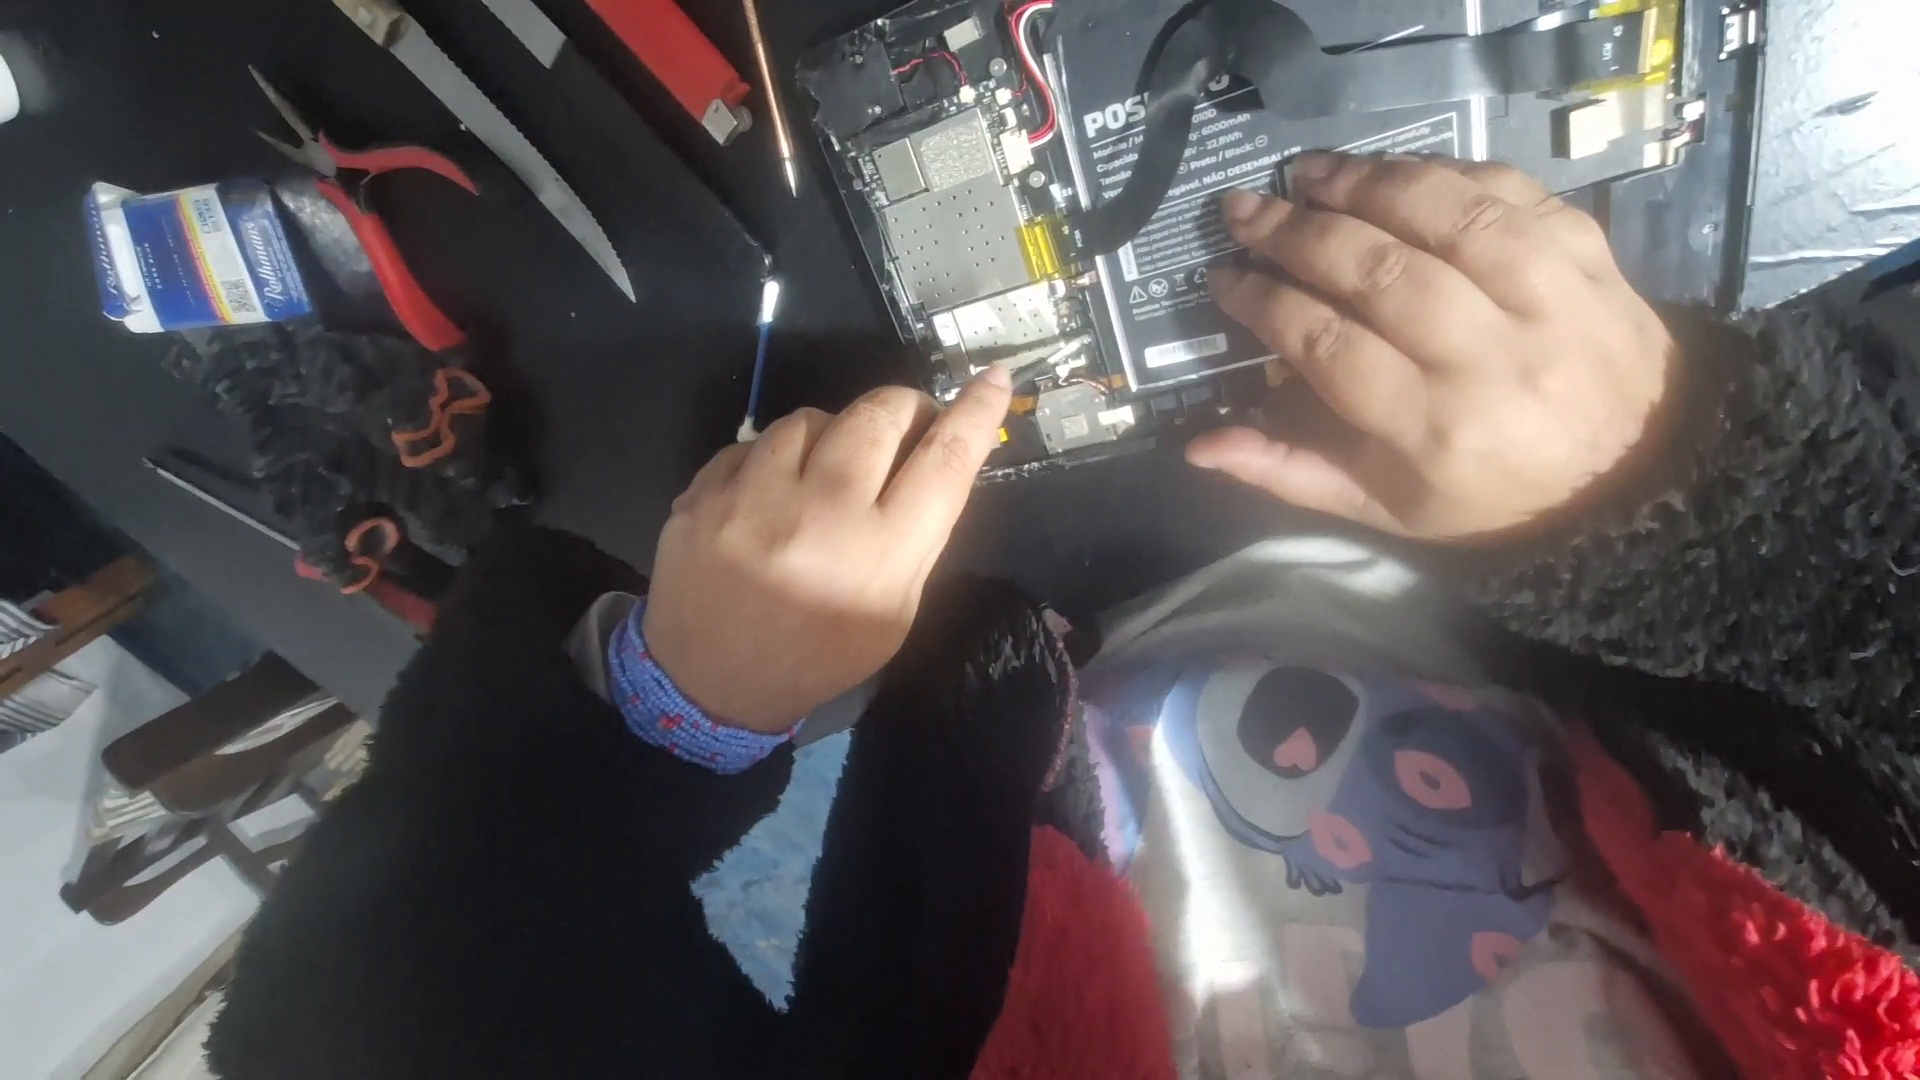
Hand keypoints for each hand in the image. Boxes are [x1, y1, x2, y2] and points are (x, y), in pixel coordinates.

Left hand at [643, 370, 1012, 732]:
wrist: (712, 684)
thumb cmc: (820, 655)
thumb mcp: (894, 613)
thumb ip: (919, 537)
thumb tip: (937, 458)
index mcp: (879, 556)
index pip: (944, 462)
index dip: (977, 413)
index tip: (994, 380)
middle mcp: (819, 516)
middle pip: (879, 415)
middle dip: (904, 407)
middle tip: (906, 424)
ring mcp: (752, 500)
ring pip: (811, 417)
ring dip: (834, 432)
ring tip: (828, 471)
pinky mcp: (703, 494)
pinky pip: (755, 442)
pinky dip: (776, 457)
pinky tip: (773, 493)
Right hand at [1188, 152, 1674, 539]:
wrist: (1635, 476)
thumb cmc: (1482, 497)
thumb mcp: (1374, 506)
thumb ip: (1284, 472)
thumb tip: (1197, 447)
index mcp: (1428, 429)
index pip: (1328, 345)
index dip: (1265, 303)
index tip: (1223, 278)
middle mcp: (1489, 358)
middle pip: (1377, 273)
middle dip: (1297, 234)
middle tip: (1243, 212)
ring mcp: (1549, 298)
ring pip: (1444, 218)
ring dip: (1365, 185)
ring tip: (1307, 173)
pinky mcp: (1589, 255)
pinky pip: (1508, 192)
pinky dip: (1441, 172)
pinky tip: (1390, 172)